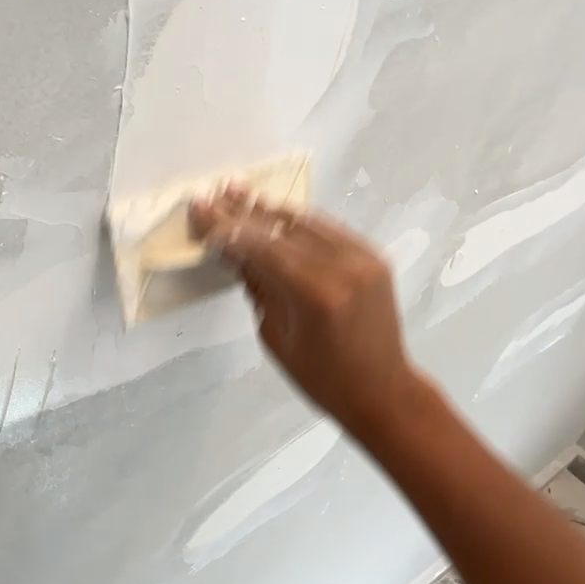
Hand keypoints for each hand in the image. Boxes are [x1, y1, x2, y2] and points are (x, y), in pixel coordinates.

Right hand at [190, 185, 425, 432]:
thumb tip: (235, 252)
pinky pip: (328, 229)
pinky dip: (298, 221)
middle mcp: (343, 266)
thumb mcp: (276, 336)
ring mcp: (363, 257)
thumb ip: (258, 287)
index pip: (262, 247)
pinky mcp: (372, 256)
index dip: (228, 230)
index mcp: (315, 293)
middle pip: (282, 228)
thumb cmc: (323, 378)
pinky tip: (275, 211)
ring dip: (270, 209)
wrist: (382, 391)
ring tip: (239, 193)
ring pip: (306, 221)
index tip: (202, 213)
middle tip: (214, 196)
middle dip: (243, 213)